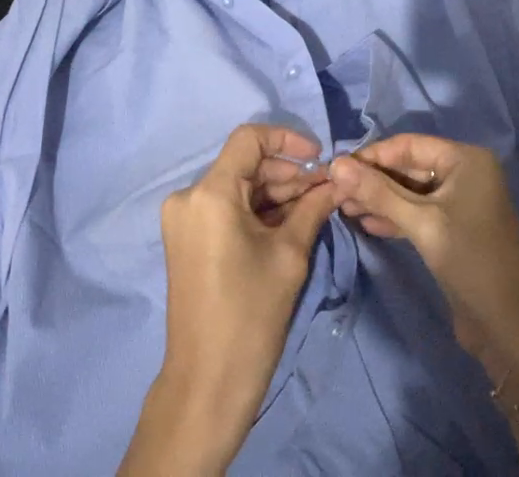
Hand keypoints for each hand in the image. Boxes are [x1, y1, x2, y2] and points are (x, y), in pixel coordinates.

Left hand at [120, 124, 336, 475]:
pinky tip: (290, 222)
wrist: (209, 378)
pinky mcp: (186, 238)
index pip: (248, 139)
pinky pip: (225, 209)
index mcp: (210, 193)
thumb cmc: (252, 313)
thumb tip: (335, 181)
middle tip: (327, 191)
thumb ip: (312, 207)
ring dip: (274, 193)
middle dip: (287, 173)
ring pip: (237, 187)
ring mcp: (183, 218)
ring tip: (316, 207)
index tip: (319, 158)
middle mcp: (188, 196)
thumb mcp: (290, 254)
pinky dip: (256, 211)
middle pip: (244, 164)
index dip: (287, 140)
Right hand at [328, 134, 518, 375]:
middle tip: (334, 192)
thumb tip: (335, 164)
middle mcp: (465, 173)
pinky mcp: (453, 228)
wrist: (507, 324)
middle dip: (372, 179)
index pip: (408, 145)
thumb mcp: (420, 222)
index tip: (334, 169)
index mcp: (466, 160)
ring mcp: (461, 202)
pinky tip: (365, 222)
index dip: (370, 155)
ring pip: (410, 191)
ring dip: (378, 199)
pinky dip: (393, 216)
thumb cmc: (469, 261)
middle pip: (409, 166)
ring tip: (342, 208)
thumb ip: (377, 192)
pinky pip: (418, 212)